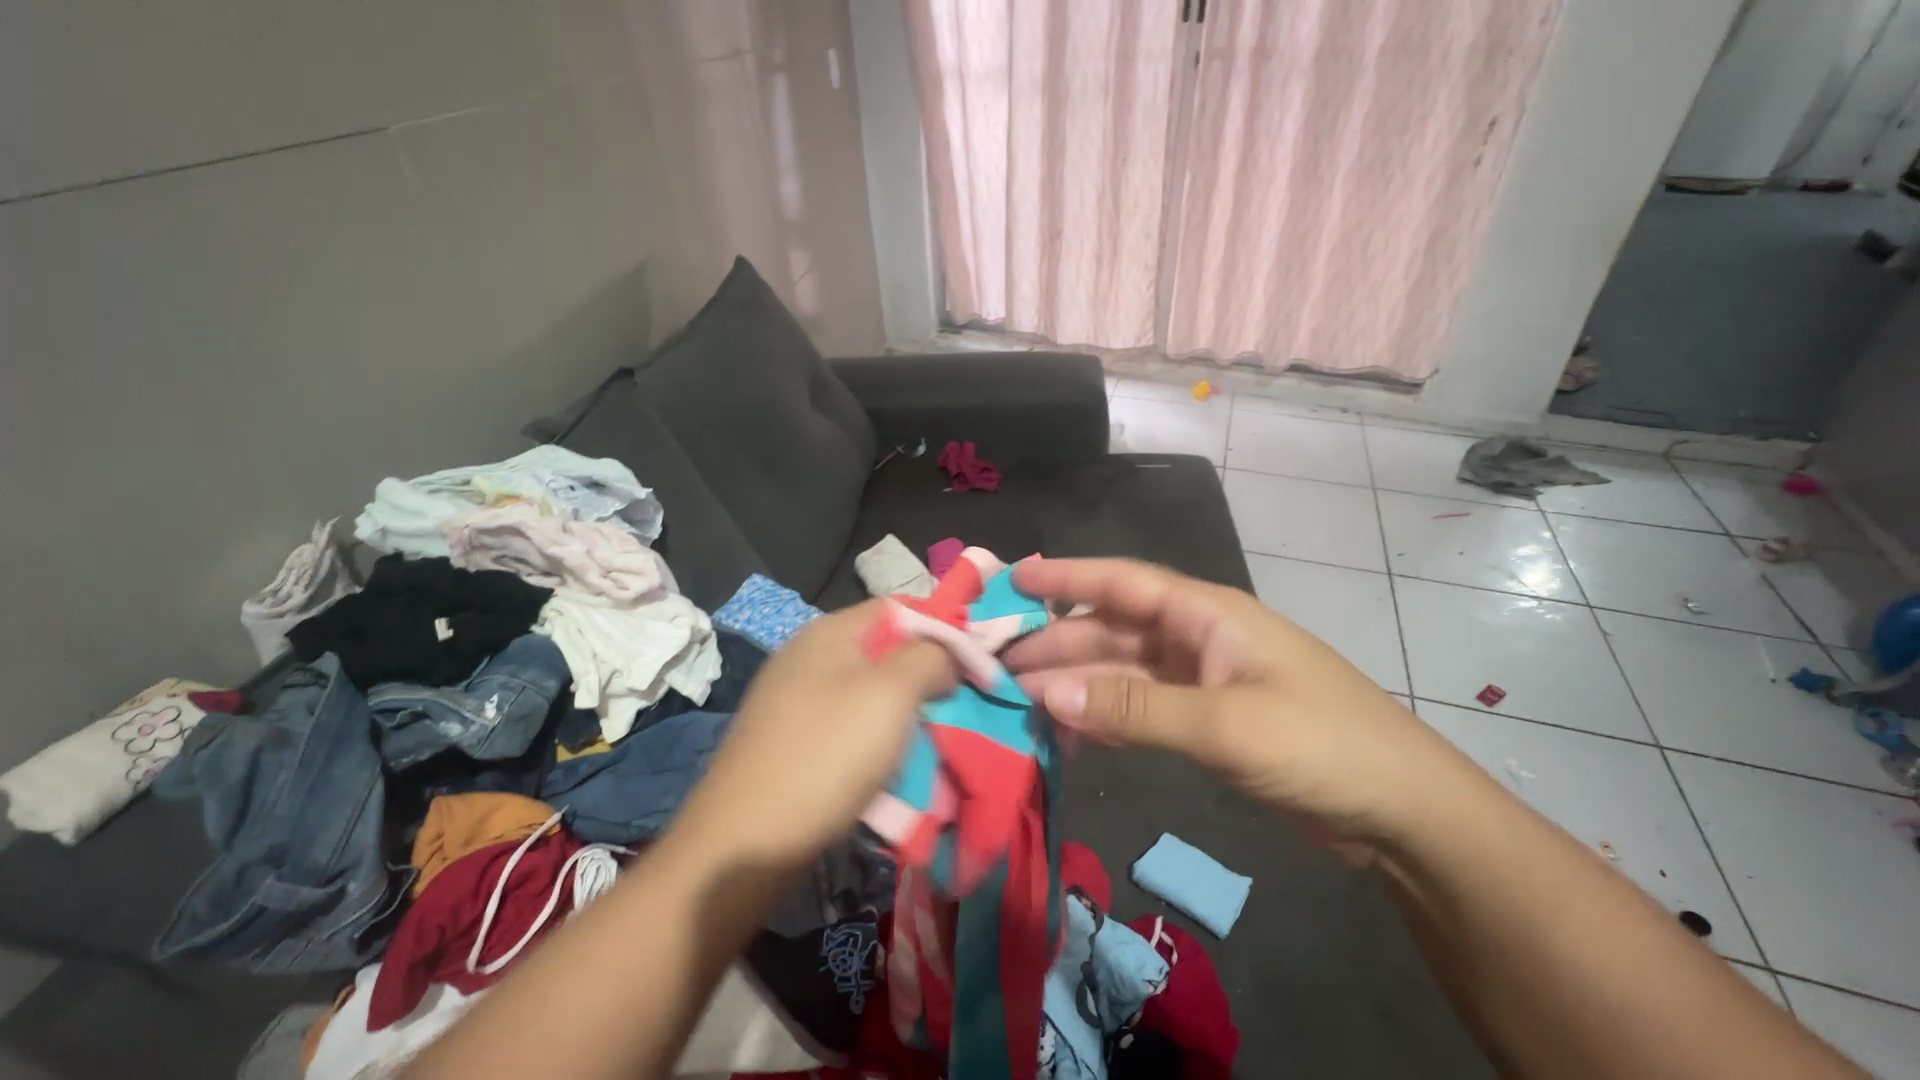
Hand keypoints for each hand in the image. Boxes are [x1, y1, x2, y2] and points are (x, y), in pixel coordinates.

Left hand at [671, 601, 956, 867]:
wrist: (746, 843)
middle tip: (958, 715)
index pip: (900, 608)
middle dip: (926, 682)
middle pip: (885, 654)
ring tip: (930, 750)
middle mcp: (808, 658)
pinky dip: (875, 749)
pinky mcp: (789, 743)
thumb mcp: (891, 694)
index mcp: (829, 633)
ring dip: (904, 721)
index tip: (976, 668)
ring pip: (869, 699)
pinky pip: (848, 732)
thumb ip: (928, 656)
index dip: (942, 630)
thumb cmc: (826, 755)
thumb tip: (945, 653)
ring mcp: (793, 702)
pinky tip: (889, 776)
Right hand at [1006, 558, 1483, 843]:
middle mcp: (1200, 639)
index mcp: (1209, 615)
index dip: (1065, 577)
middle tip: (1000, 668)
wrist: (1401, 812)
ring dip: (1077, 684)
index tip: (1010, 581)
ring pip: (1124, 672)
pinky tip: (1069, 732)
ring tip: (1021, 704)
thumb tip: (1044, 690)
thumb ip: (1132, 707)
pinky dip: (1105, 717)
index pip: (1123, 582)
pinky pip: (1141, 709)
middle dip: (1058, 644)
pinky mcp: (1210, 723)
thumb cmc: (1320, 746)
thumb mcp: (1223, 725)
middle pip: (1114, 629)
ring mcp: (1205, 682)